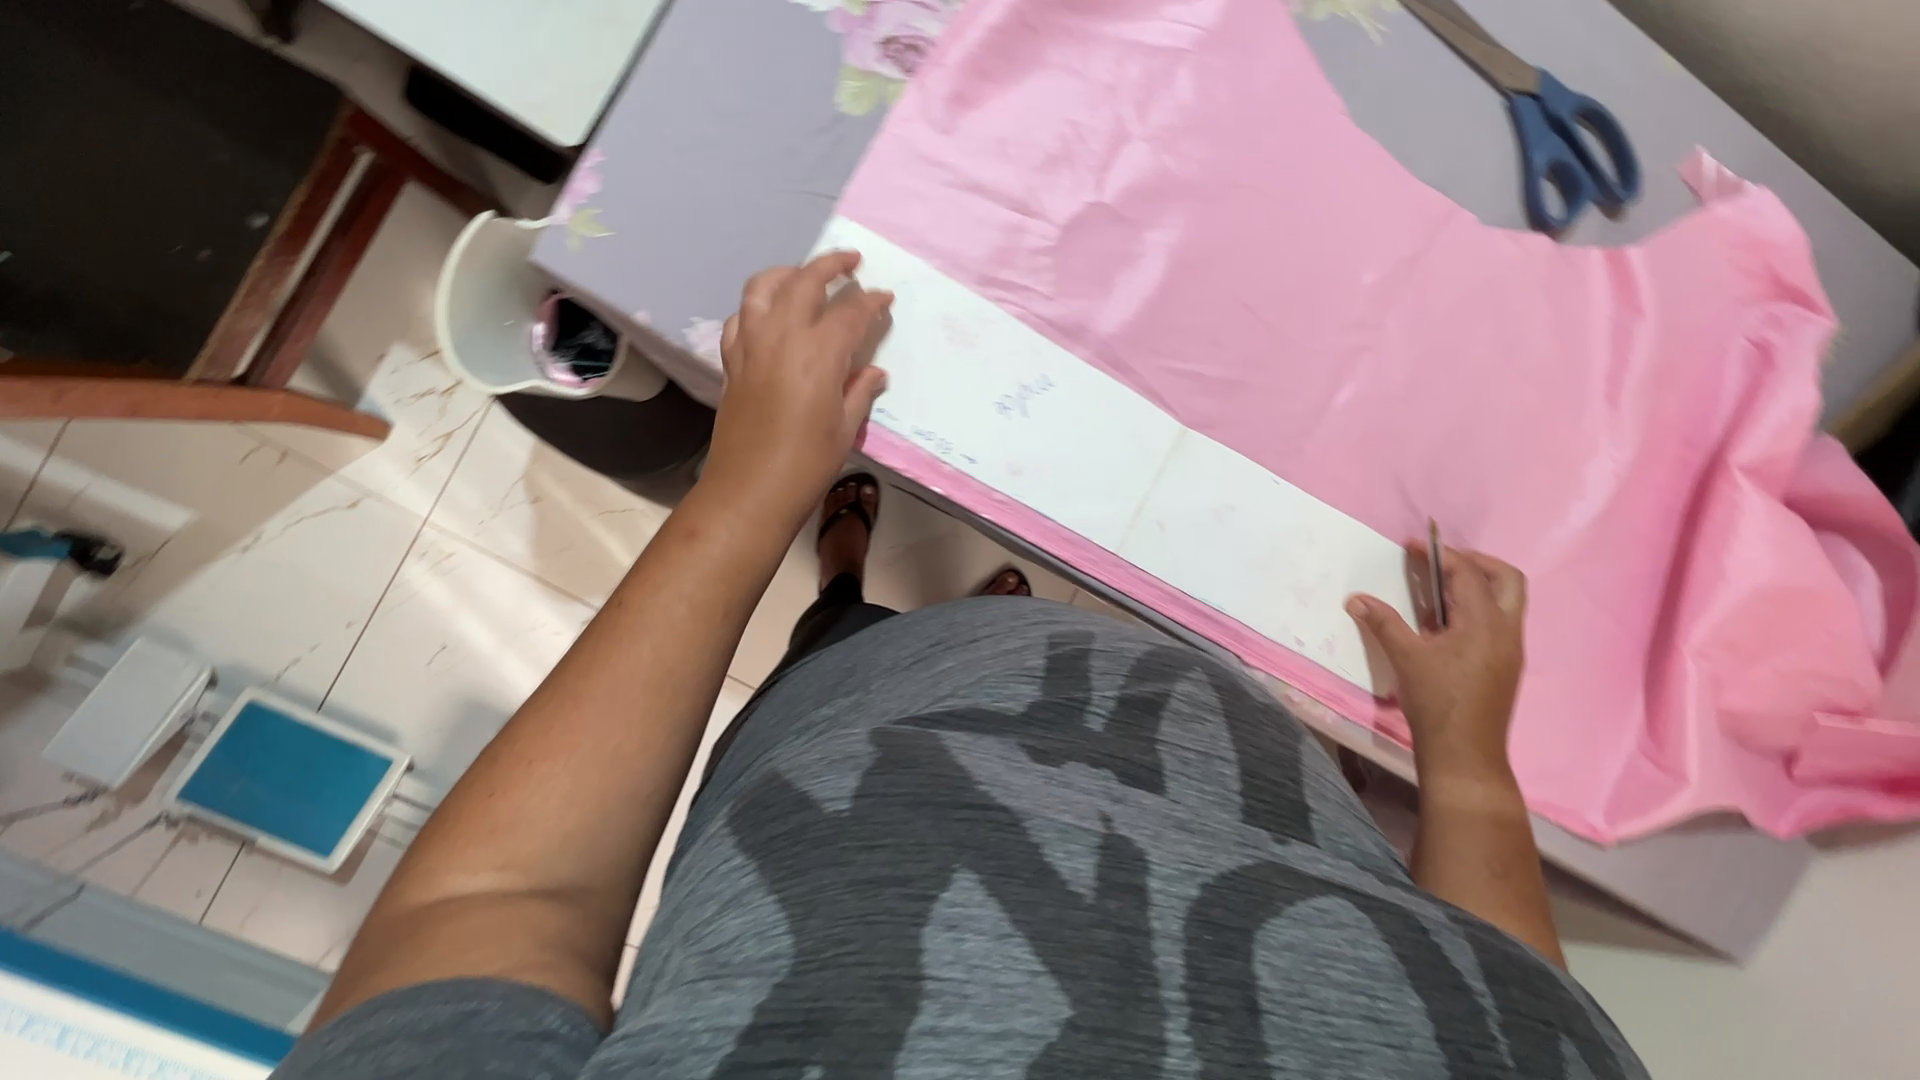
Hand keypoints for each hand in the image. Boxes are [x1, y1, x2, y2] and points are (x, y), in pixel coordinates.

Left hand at [704, 252, 894, 514]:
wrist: (750, 490)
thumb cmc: (806, 464)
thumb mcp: (845, 429)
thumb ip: (859, 392)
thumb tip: (873, 372)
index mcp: (818, 354)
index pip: (850, 312)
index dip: (871, 302)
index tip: (885, 299)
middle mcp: (782, 337)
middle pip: (805, 281)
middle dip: (831, 265)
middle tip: (851, 262)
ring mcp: (751, 346)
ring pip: (764, 288)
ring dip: (788, 273)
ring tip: (805, 275)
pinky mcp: (732, 362)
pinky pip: (741, 317)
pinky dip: (757, 306)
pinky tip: (769, 314)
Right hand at [1345, 543, 1526, 788]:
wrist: (1465, 752)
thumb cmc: (1436, 702)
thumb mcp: (1405, 658)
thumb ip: (1384, 623)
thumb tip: (1356, 599)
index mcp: (1485, 623)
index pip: (1468, 574)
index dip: (1440, 554)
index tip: (1413, 545)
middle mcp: (1506, 630)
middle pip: (1505, 578)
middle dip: (1474, 561)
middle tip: (1440, 560)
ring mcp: (1511, 647)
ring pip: (1507, 600)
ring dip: (1478, 584)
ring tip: (1440, 587)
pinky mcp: (1506, 662)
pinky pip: (1499, 619)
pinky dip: (1477, 606)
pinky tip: (1445, 621)